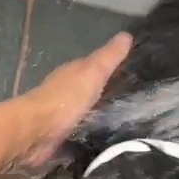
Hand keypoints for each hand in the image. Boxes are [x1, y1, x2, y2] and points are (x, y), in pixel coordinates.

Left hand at [12, 31, 132, 166]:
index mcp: (73, 74)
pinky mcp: (61, 139)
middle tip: (142, 105)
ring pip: (89, 114)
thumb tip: (126, 35)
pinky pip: (83, 136)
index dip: (116, 70)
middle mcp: (66, 93)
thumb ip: (108, 58)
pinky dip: (93, 137)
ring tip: (134, 127)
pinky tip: (111, 144)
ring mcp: (62, 117)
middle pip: (93, 92)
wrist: (36, 131)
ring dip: (104, 118)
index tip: (140, 75)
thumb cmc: (64, 98)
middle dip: (112, 96)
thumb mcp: (91, 73)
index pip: (97, 68)